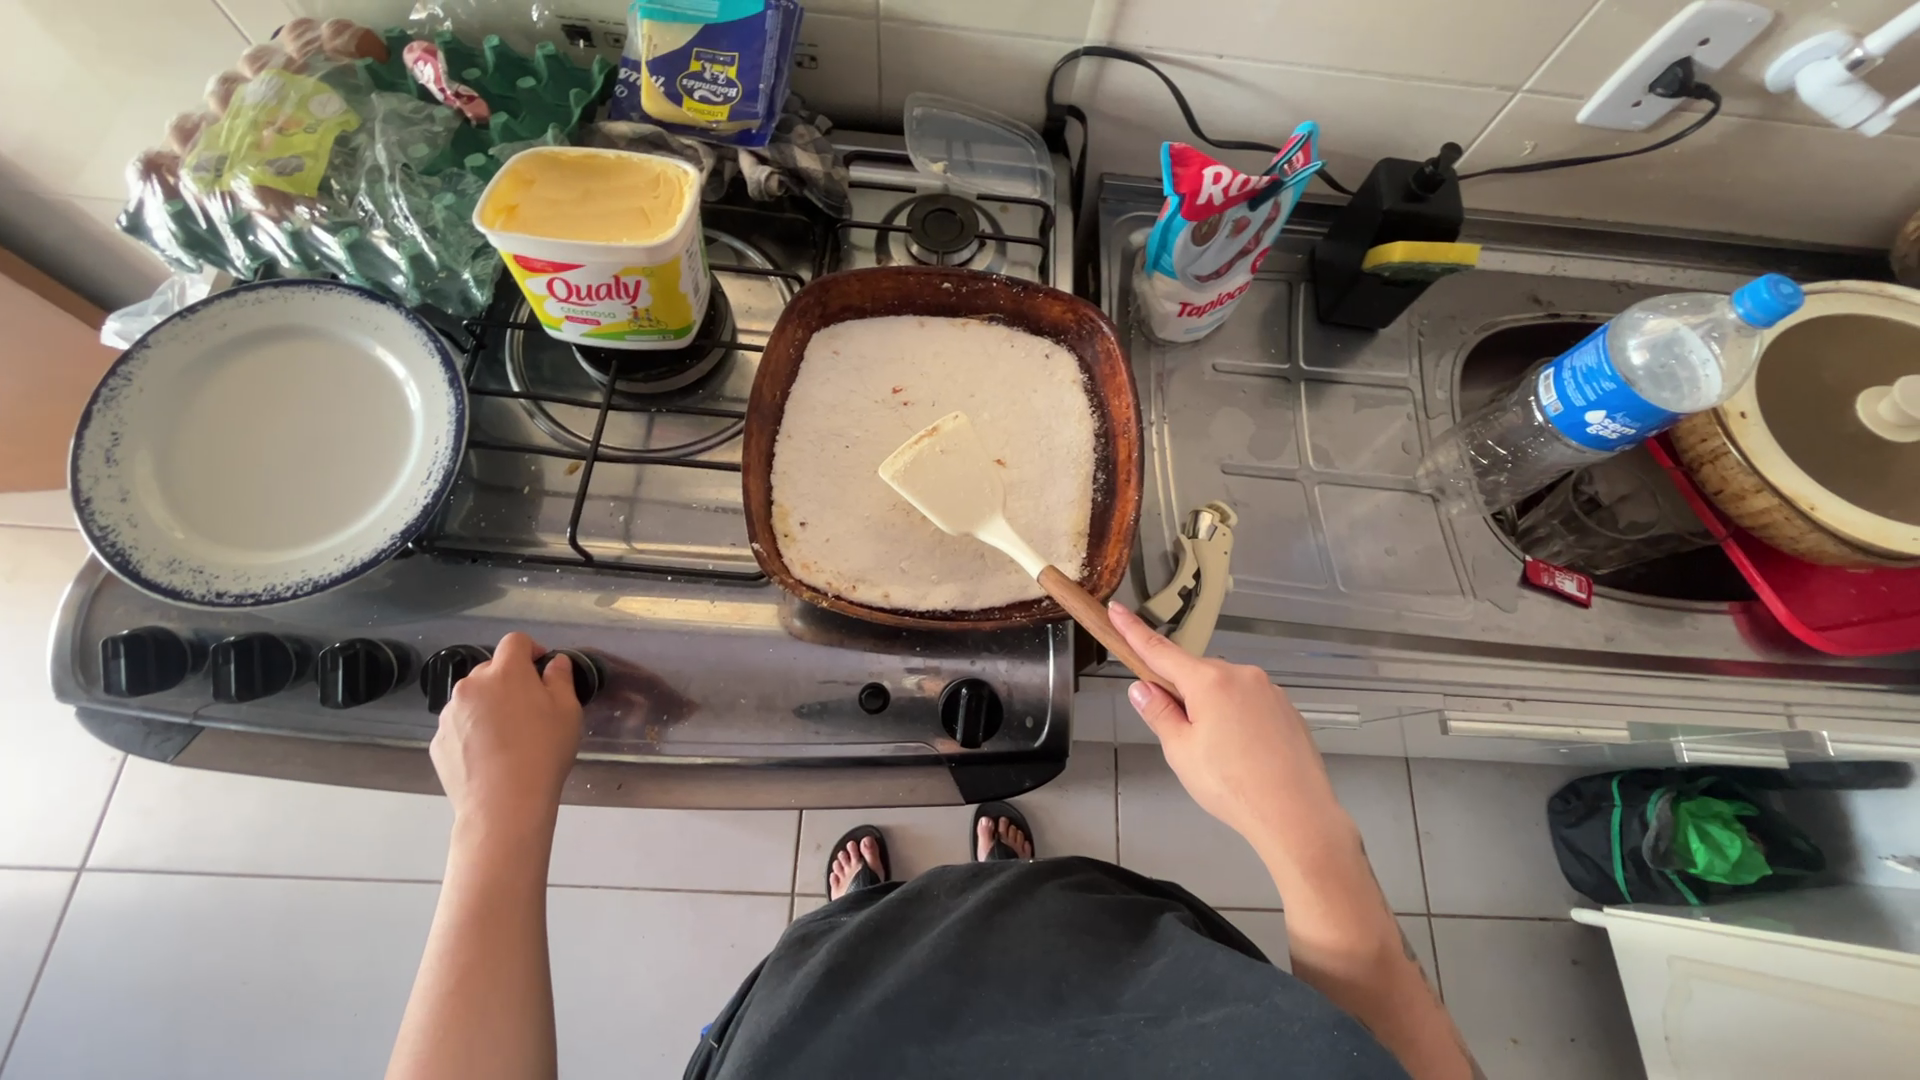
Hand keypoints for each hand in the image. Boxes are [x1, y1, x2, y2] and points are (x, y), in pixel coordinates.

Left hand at [430, 632, 582, 832]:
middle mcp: (471, 686)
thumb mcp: (568, 711)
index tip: (542, 669)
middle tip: (529, 707)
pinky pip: (459, 725)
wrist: (503, 802)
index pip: (515, 641)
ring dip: (488, 705)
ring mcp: (449, 715)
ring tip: (507, 735)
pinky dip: (473, 731)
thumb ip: (560, 679)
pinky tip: (490, 755)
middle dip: (509, 680)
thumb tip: (554, 663)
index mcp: (505, 672)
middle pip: (490, 669)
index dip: (531, 649)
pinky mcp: (437, 742)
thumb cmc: (543, 750)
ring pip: (472, 698)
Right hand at [1107, 603, 1344, 858]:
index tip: (1117, 609)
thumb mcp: (1180, 751)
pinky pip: (1250, 703)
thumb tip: (1143, 688)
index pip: (1160, 650)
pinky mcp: (1287, 709)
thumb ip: (1159, 713)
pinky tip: (1245, 756)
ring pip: (1225, 690)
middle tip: (1184, 738)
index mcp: (1209, 681)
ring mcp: (1269, 690)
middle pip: (1196, 674)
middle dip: (1183, 695)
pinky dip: (1239, 720)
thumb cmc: (1230, 785)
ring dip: (1214, 709)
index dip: (1133, 631)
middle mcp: (1241, 675)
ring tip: (1221, 756)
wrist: (1297, 816)